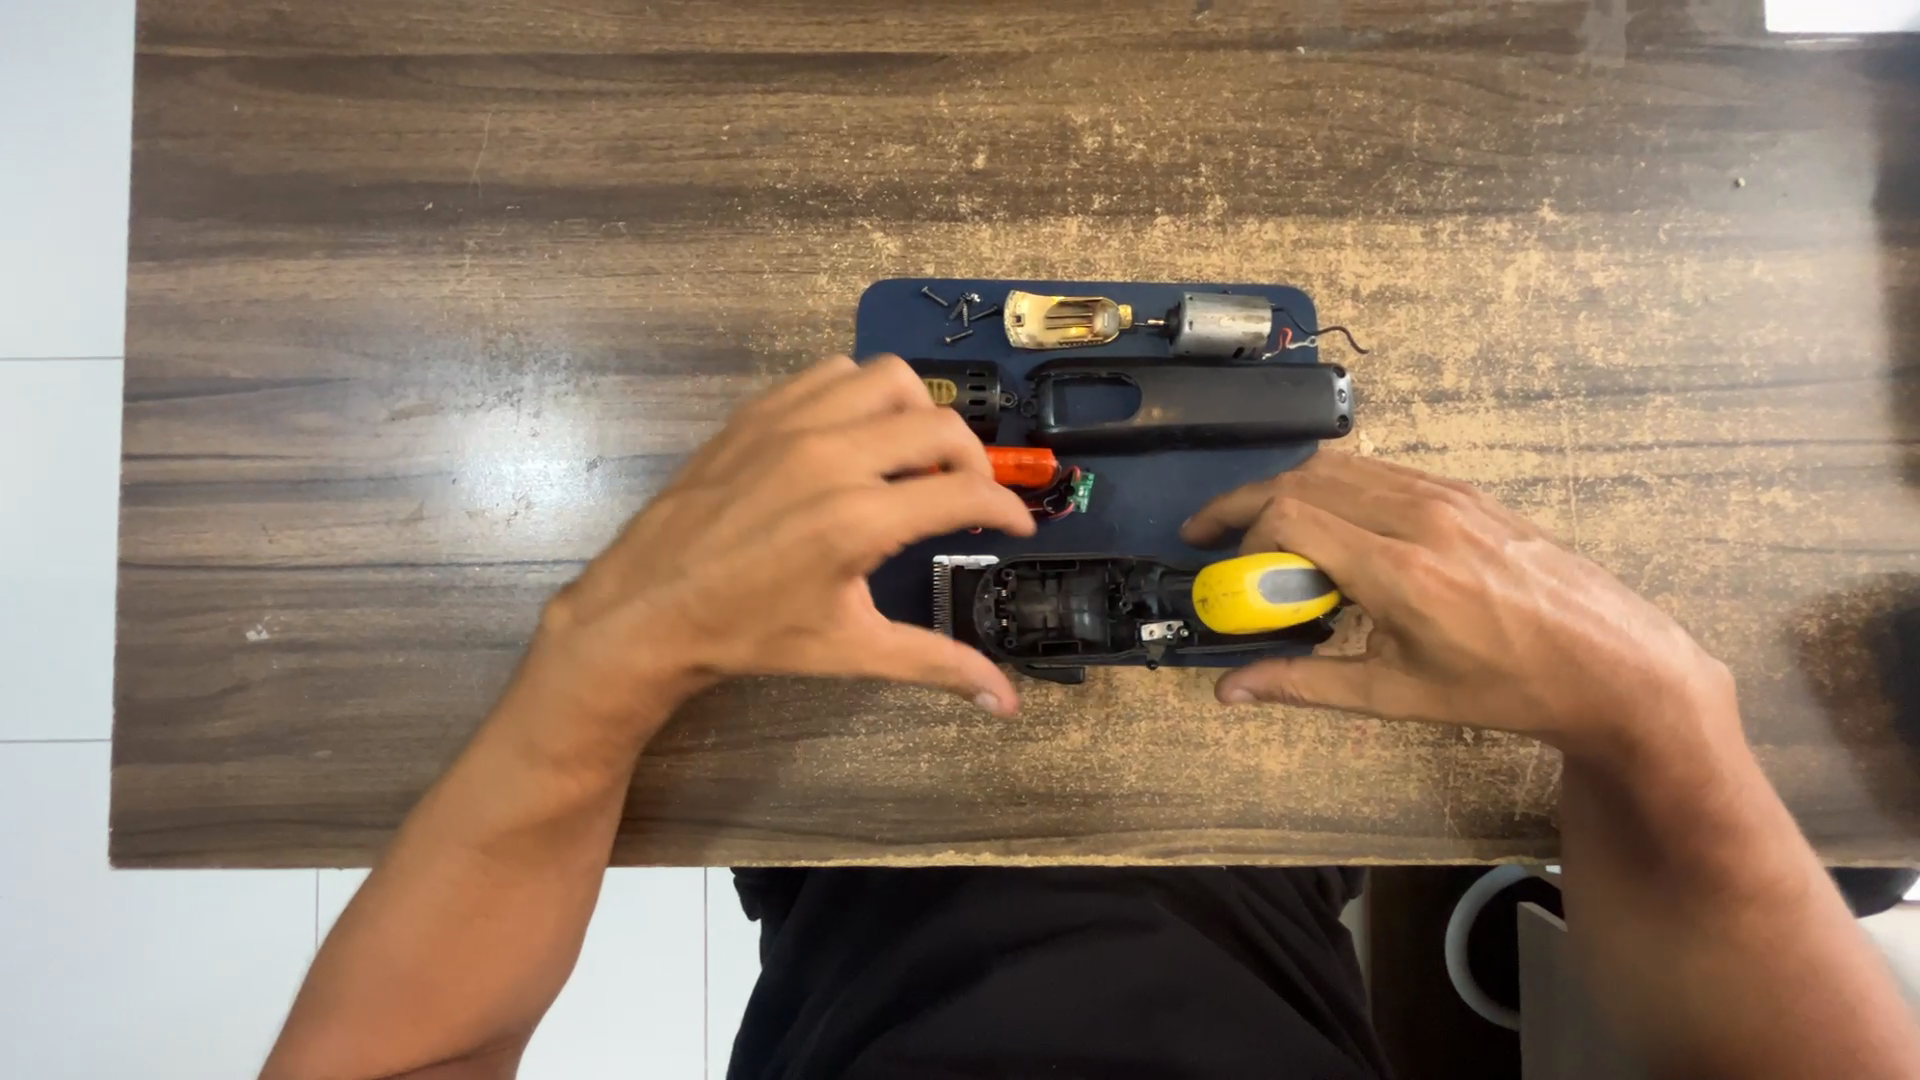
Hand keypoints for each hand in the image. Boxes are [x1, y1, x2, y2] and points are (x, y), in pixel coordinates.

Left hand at [525, 355, 1035, 734]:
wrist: (647, 608)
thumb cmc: (751, 635)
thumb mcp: (852, 649)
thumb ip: (938, 664)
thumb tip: (1008, 703)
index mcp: (857, 520)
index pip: (965, 491)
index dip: (1008, 509)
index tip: (1015, 526)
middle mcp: (831, 455)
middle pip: (941, 425)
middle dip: (975, 460)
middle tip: (968, 496)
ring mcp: (791, 424)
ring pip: (889, 379)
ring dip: (918, 413)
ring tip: (913, 457)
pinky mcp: (759, 412)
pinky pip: (832, 374)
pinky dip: (863, 396)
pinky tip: (856, 438)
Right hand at [1180, 451, 1737, 761]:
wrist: (1617, 665)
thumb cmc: (1501, 688)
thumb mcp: (1393, 694)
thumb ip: (1301, 682)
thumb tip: (1227, 692)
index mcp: (1398, 569)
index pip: (1288, 517)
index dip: (1241, 538)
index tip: (1229, 572)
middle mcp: (1416, 515)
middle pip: (1300, 480)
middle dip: (1241, 503)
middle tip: (1210, 534)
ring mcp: (1443, 495)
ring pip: (1334, 465)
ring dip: (1283, 488)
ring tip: (1259, 526)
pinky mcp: (1461, 490)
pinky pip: (1373, 470)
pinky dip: (1328, 485)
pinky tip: (1325, 520)